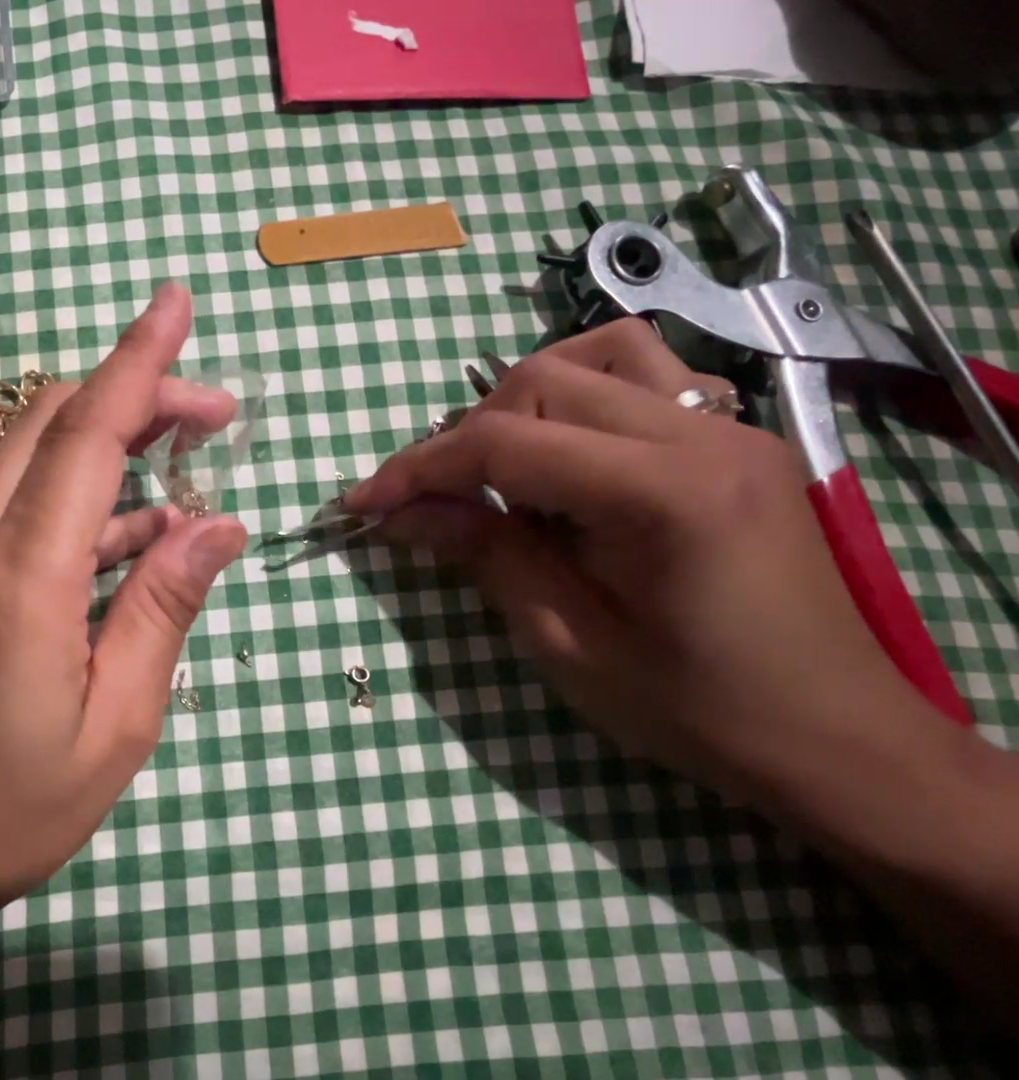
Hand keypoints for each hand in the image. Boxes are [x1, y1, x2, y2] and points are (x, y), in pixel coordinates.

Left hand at [0, 283, 248, 940]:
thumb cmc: (11, 808)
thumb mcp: (117, 724)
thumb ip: (163, 610)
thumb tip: (216, 525)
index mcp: (22, 578)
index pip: (84, 435)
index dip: (136, 362)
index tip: (174, 301)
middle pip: (49, 424)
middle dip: (132, 394)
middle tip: (212, 413)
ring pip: (28, 459)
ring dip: (106, 444)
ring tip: (188, 464)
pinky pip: (15, 508)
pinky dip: (77, 499)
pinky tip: (134, 533)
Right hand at [343, 319, 953, 804]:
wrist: (834, 735)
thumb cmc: (694, 707)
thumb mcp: (566, 643)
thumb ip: (486, 555)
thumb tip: (406, 511)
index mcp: (661, 494)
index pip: (505, 442)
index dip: (418, 467)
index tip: (362, 503)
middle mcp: (702, 435)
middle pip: (544, 381)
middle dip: (466, 434)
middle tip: (434, 501)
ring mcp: (732, 428)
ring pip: (601, 355)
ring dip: (527, 397)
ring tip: (502, 462)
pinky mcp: (740, 441)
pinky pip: (650, 379)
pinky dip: (587, 396)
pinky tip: (572, 453)